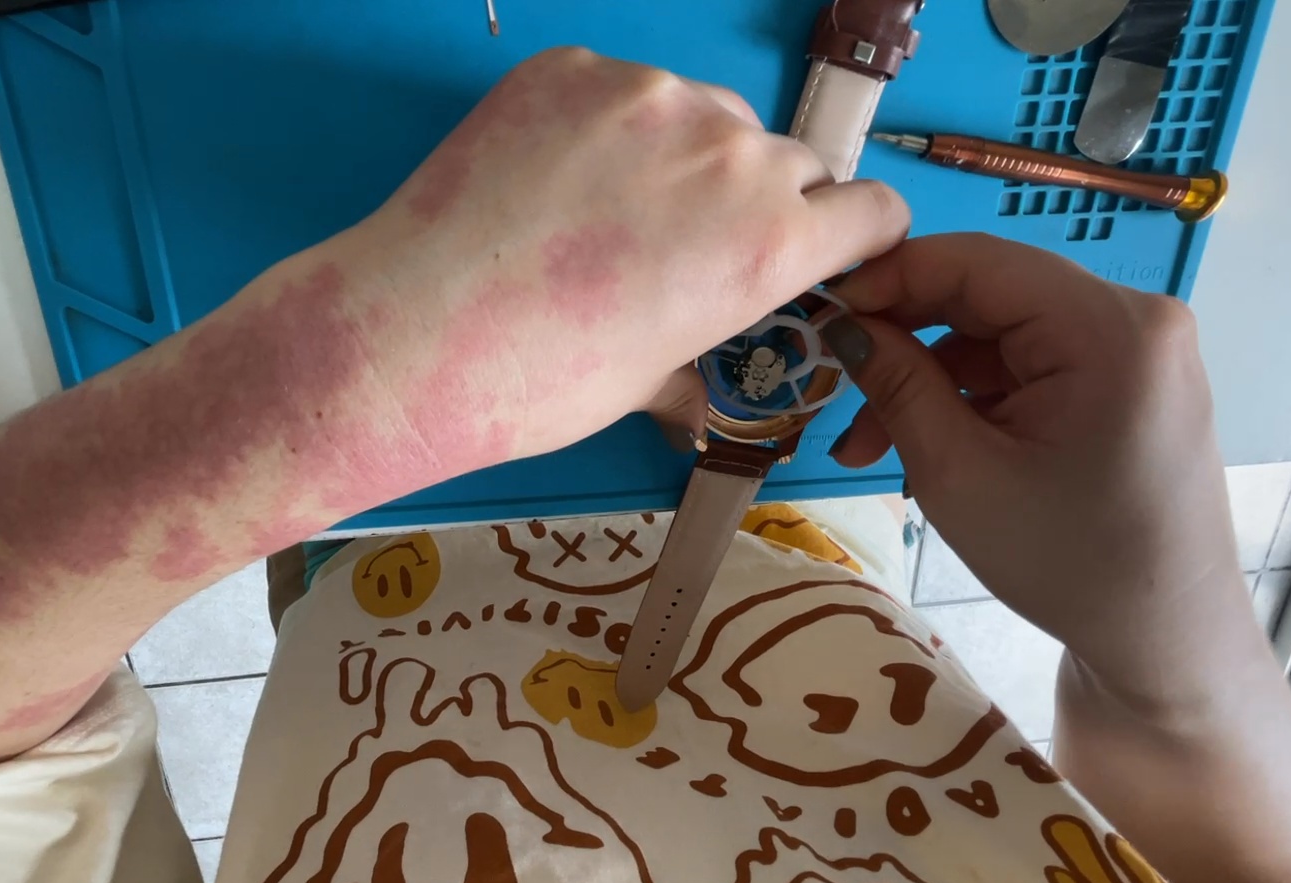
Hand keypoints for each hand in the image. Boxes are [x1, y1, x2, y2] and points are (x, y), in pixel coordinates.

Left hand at [318, 46, 909, 471]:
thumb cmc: (541, 385)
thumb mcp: (639, 389)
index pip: (871, 212)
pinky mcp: (575, 71)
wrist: (419, 339)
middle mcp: (730, 155)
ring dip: (688, 161)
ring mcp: (651, 96)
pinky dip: (612, 132)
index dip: (854, 238)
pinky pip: (625, 94)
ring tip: (610, 217)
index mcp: (767, 245)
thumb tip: (699, 403)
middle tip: (692, 250)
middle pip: (789, 164)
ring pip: (707, 121)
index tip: (826, 252)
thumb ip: (694, 372)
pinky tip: (556, 184)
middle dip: (762, 205)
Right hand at [828, 234, 1290, 882]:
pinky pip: (1018, 370)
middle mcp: (1130, 318)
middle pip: (985, 297)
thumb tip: (843, 323)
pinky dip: (961, 400)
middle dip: (900, 341)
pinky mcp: (1115, 386)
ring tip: (866, 448)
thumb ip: (896, 381)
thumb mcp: (955, 469)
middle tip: (834, 391)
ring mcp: (1127, 352)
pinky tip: (923, 447)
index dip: (888, 277)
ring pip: (993, 339)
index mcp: (1107, 326)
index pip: (977, 261)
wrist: (1156, 636)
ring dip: (922, 382)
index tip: (820, 316)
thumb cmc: (1059, 556)